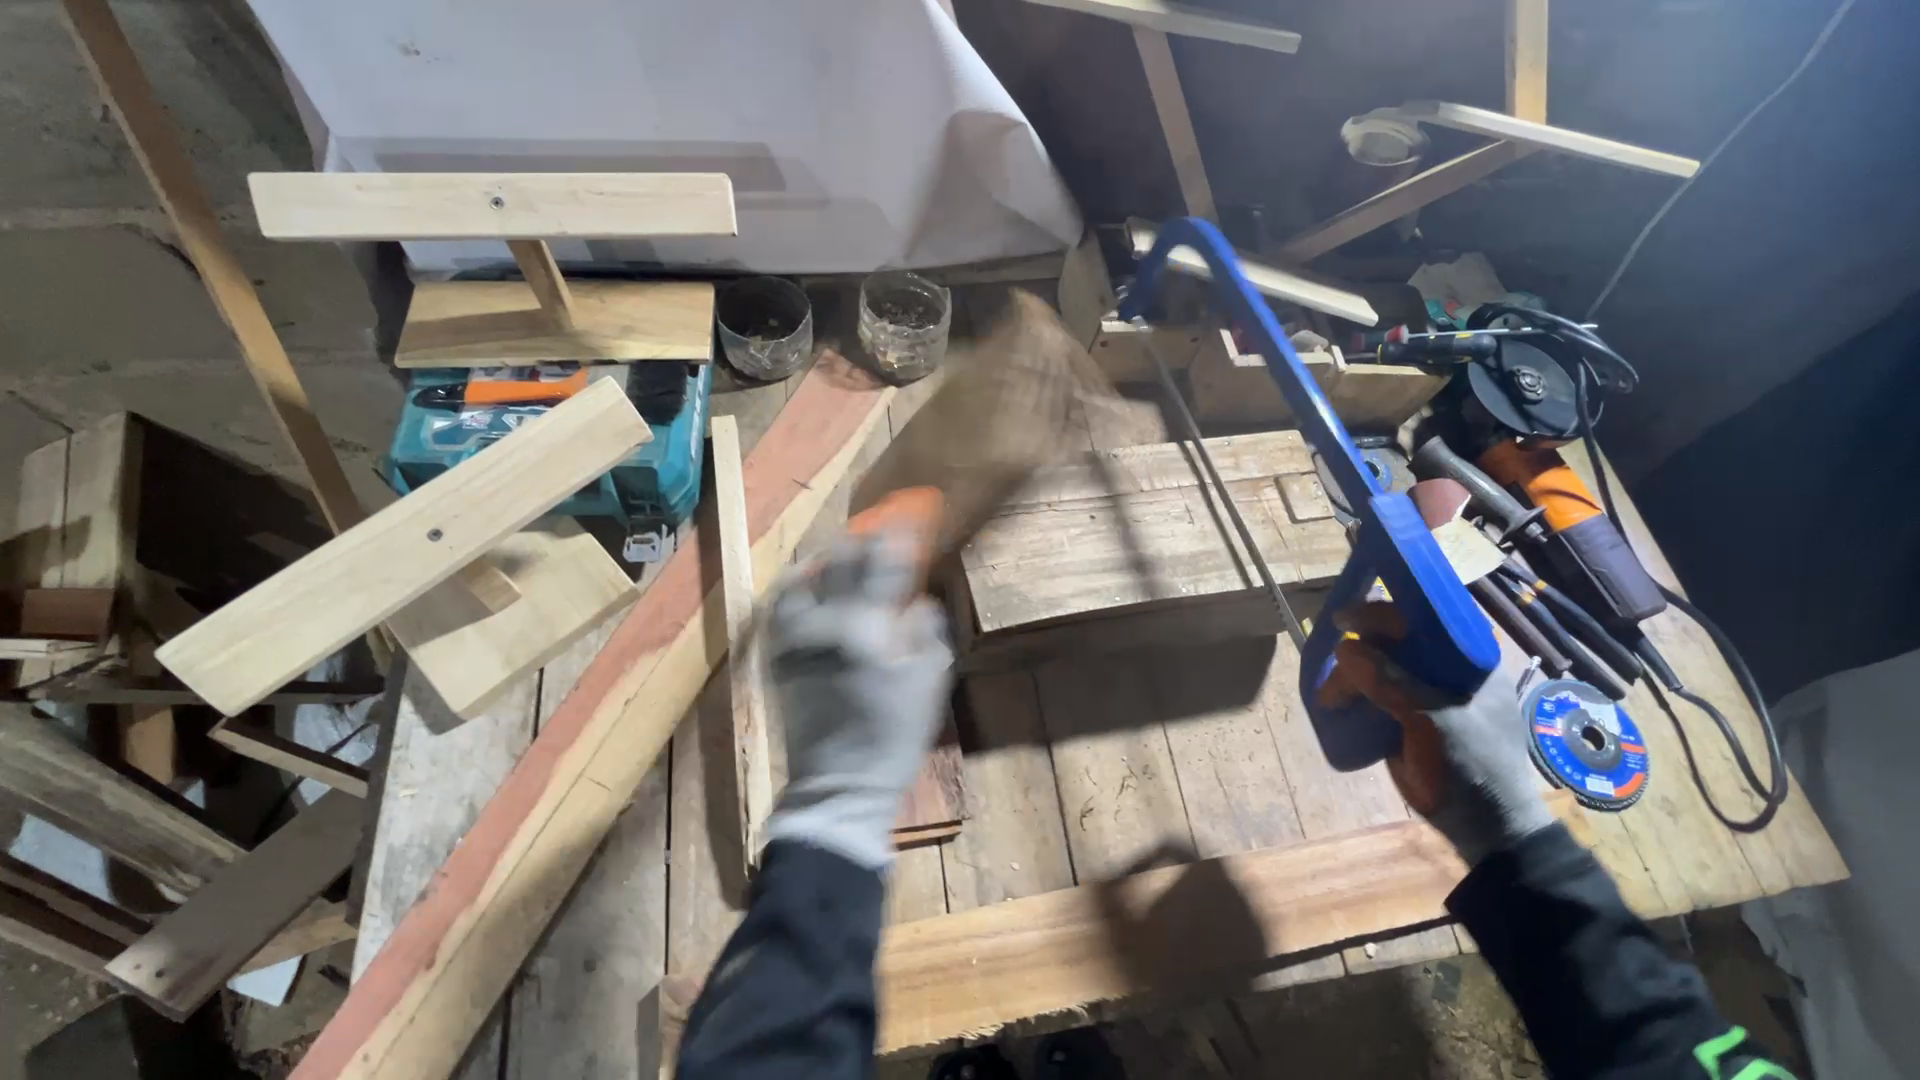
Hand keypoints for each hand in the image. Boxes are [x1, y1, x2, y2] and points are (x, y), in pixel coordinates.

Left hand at [761, 529, 953, 869]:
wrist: (839, 783)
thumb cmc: (893, 734)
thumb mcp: (931, 682)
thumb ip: (927, 630)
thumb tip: (917, 600)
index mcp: (866, 628)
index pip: (883, 564)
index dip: (897, 538)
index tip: (907, 522)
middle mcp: (823, 622)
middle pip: (838, 561)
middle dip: (860, 540)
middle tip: (874, 534)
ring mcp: (793, 638)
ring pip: (800, 578)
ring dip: (822, 558)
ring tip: (836, 553)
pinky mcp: (776, 656)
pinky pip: (779, 609)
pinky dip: (794, 588)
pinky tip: (806, 586)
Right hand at [1319, 603, 1553, 864]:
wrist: (1482, 828)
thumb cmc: (1469, 769)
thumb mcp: (1430, 722)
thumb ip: (1392, 682)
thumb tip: (1346, 648)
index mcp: (1468, 663)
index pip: (1424, 620)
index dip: (1385, 614)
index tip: (1346, 619)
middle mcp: (1447, 671)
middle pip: (1395, 641)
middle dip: (1360, 648)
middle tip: (1332, 662)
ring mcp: (1426, 694)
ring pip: (1379, 667)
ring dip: (1350, 677)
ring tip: (1330, 698)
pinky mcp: (1407, 716)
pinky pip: (1374, 692)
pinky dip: (1353, 693)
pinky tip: (1336, 702)